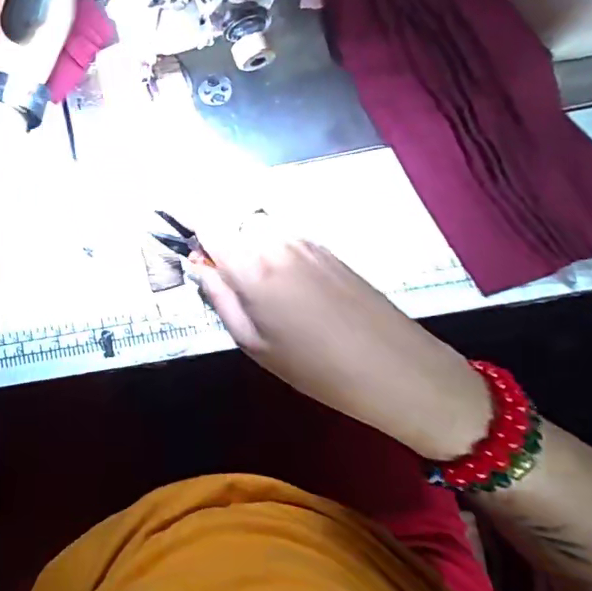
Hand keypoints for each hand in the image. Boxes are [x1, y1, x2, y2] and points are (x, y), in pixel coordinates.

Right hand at [190, 216, 493, 460]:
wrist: (393, 365)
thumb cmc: (314, 366)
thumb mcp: (254, 343)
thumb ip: (220, 299)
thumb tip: (199, 268)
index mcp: (252, 264)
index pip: (208, 226)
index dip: (197, 241)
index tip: (199, 266)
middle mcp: (276, 240)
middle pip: (235, 224)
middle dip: (225, 246)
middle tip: (233, 289)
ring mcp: (306, 241)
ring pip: (262, 230)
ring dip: (253, 250)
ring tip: (267, 297)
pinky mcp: (328, 249)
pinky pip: (287, 240)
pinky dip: (277, 255)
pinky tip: (295, 295)